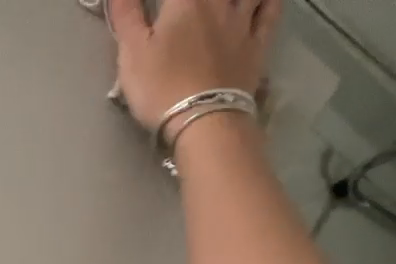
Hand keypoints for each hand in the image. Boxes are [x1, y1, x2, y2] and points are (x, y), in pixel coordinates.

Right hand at [107, 0, 280, 135]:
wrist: (204, 121)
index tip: (162, 5)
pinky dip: (269, 0)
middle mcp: (218, 1)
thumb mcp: (131, 53)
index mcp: (185, 0)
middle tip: (187, 6)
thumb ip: (125, 15)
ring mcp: (242, 21)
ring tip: (223, 2)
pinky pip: (269, 11)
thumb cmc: (161, 87)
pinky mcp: (257, 45)